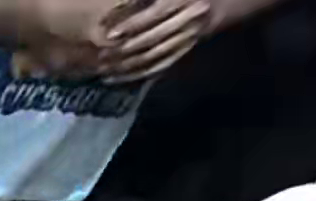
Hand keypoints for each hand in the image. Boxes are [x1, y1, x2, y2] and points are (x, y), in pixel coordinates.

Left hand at [94, 0, 211, 82]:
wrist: (213, 4)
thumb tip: (121, 5)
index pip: (157, 13)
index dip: (132, 24)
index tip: (110, 34)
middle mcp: (190, 17)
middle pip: (152, 38)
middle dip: (124, 49)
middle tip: (101, 56)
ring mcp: (188, 36)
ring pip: (151, 56)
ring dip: (124, 66)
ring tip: (102, 69)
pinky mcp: (181, 52)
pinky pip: (154, 68)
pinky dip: (131, 76)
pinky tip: (112, 79)